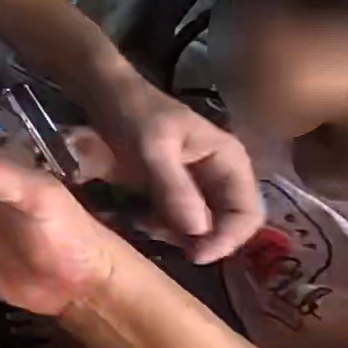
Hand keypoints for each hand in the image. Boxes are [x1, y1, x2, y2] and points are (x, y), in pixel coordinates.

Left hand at [86, 81, 262, 263]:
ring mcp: (192, 178)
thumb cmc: (131, 111)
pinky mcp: (167, 181)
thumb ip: (174, 186)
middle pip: (223, 221)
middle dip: (197, 237)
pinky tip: (138, 219)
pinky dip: (159, 220)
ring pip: (196, 219)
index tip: (195, 256)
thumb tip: (199, 232)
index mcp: (229, 161)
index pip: (246, 213)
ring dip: (175, 231)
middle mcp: (218, 172)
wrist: (101, 90)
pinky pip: (173, 211)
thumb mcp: (151, 147)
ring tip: (144, 225)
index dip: (227, 239)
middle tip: (162, 241)